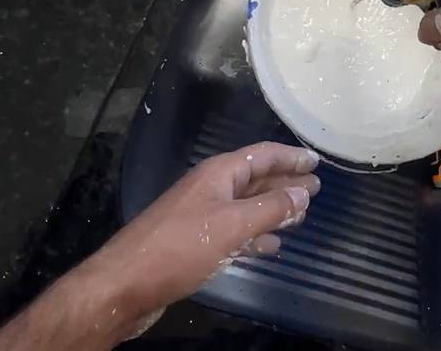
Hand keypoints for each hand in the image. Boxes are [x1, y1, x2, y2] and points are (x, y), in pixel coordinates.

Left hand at [78, 142, 320, 330]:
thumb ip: (270, 209)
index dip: (291, 156)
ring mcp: (201, 213)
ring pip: (246, 204)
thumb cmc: (180, 247)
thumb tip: (303, 192)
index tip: (316, 161)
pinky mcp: (193, 241)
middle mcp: (211, 187)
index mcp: (219, 173)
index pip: (263, 154)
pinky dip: (254, 233)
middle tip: (315, 187)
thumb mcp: (231, 226)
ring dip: (273, 208)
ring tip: (300, 215)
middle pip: (256, 177)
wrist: (124, 285)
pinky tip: (270, 245)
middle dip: (285, 182)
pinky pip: (233, 229)